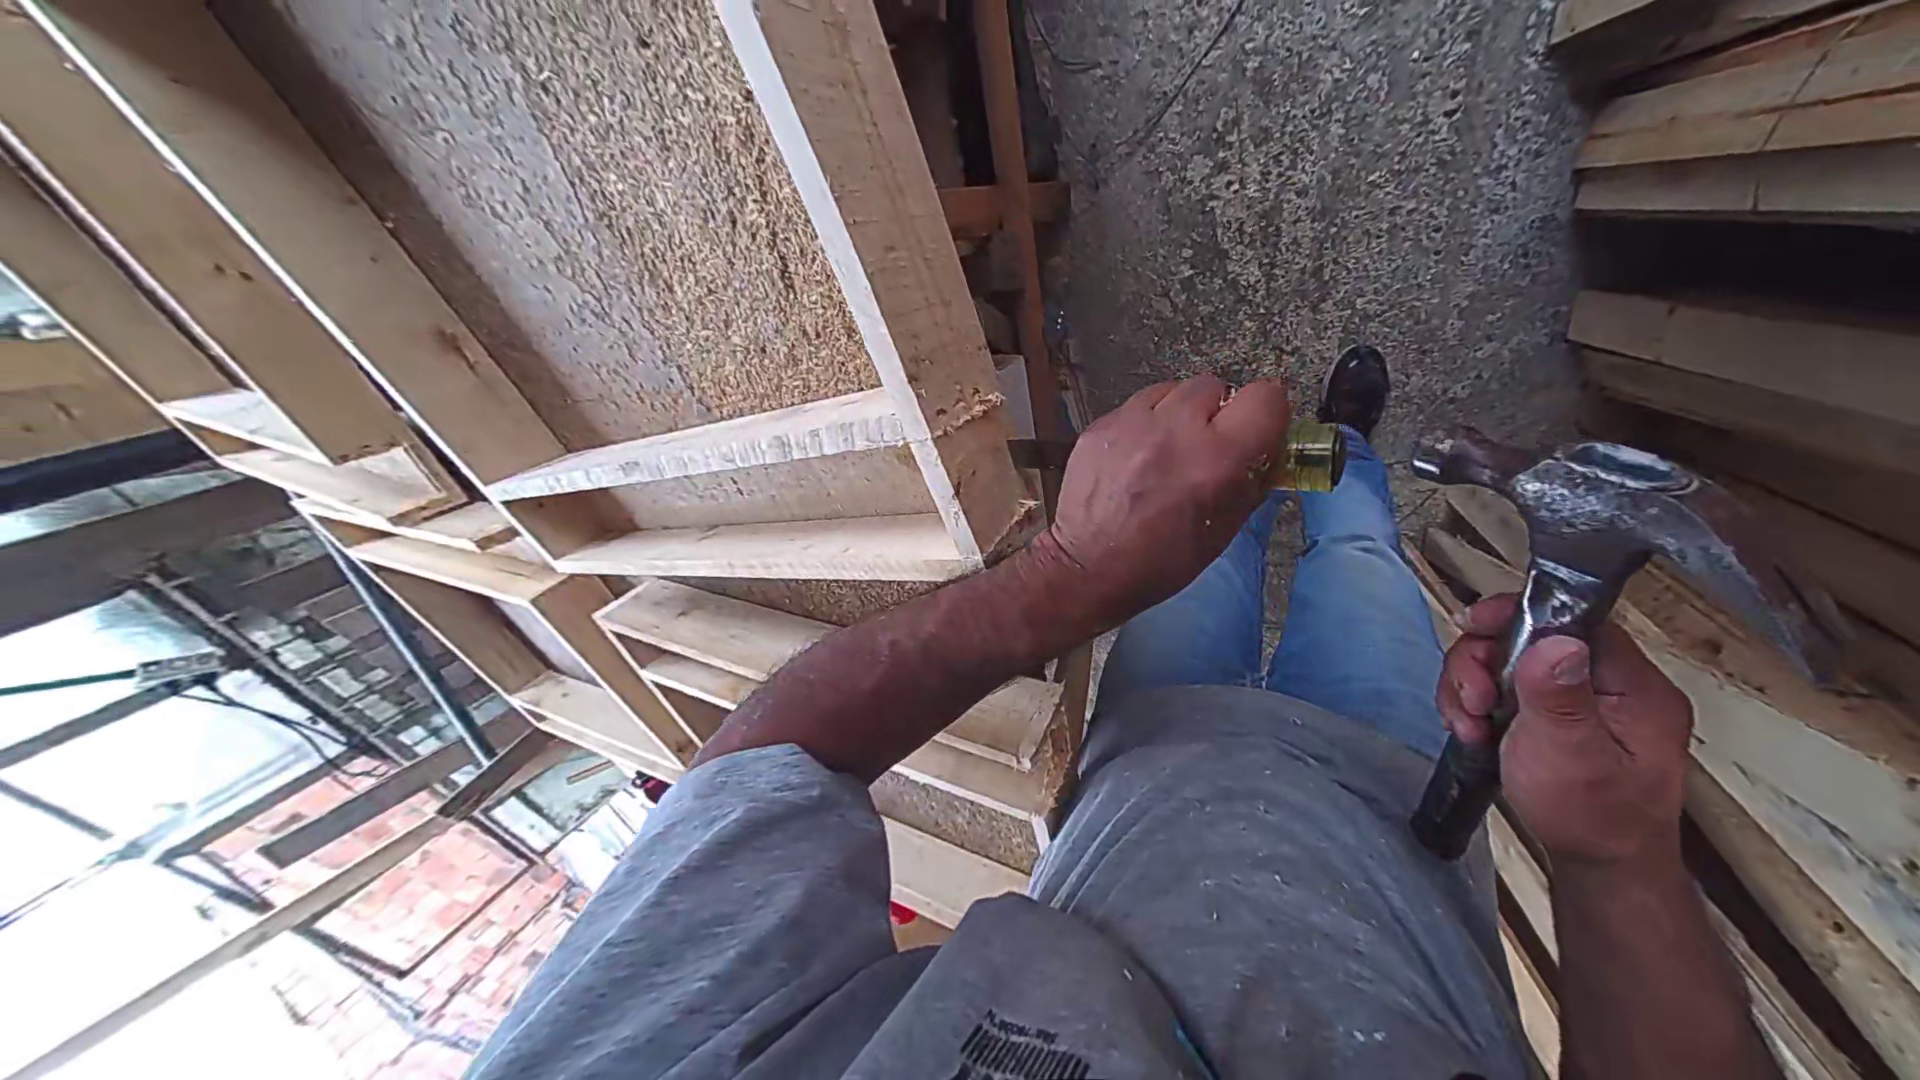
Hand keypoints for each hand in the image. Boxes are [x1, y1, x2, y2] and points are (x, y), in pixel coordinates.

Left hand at [1028, 374, 1291, 628]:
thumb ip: (1252, 476)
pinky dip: (1142, 424)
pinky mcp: (1099, 427)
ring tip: (1166, 449)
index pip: (1266, 396)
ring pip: (1172, 390)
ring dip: (1177, 413)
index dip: (1264, 415)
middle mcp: (1174, 431)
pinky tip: (1135, 457)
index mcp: (1217, 459)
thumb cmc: (1163, 560)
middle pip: (1215, 386)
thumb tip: (1265, 444)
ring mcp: (1130, 424)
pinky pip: (1135, 407)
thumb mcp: (1227, 527)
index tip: (1253, 433)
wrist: (1089, 568)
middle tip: (1203, 447)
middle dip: (1216, 413)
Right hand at [1437, 595, 1693, 867]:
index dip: (1518, 615)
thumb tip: (1556, 642)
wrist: (1598, 865)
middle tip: (1470, 701)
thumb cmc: (1590, 815)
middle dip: (1479, 663)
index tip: (1472, 626)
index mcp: (1632, 688)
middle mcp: (1607, 684)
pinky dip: (1472, 702)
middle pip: (1525, 636)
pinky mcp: (1548, 712)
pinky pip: (1497, 684)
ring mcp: (1575, 698)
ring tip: (1468, 725)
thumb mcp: (1570, 755)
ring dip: (1468, 686)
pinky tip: (1471, 729)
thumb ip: (1560, 697)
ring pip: (1501, 660)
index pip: (1574, 619)